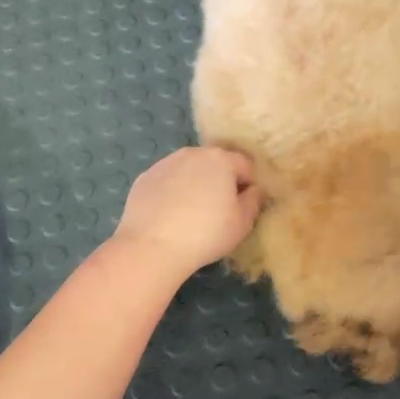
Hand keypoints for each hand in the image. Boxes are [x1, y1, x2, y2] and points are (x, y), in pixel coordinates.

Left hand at [112, 147, 262, 277]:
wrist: (152, 245)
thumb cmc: (206, 233)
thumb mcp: (242, 222)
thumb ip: (254, 201)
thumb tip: (255, 189)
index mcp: (220, 159)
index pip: (245, 165)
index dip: (248, 185)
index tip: (244, 207)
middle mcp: (191, 153)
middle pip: (214, 163)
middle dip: (220, 181)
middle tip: (218, 210)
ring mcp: (164, 163)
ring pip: (188, 170)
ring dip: (194, 184)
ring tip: (191, 213)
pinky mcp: (144, 178)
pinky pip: (166, 181)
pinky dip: (171, 192)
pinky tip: (169, 216)